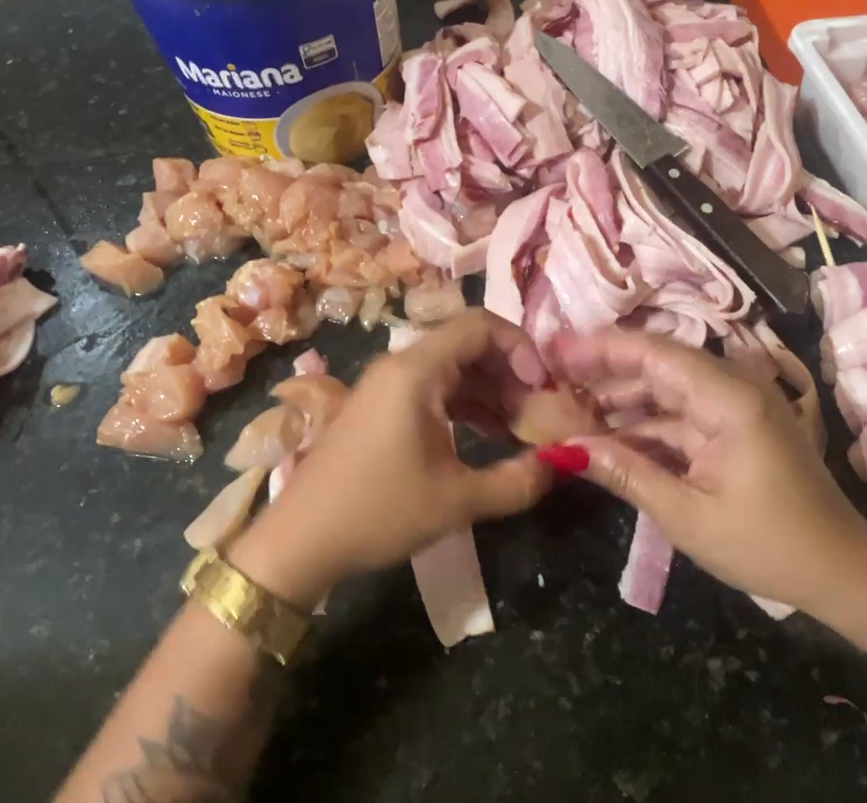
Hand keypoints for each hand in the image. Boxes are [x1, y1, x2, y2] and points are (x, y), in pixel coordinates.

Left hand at [227, 310, 553, 606]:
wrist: (299, 541)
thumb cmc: (377, 513)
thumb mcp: (457, 501)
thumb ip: (518, 480)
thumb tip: (566, 463)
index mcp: (416, 371)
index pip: (480, 325)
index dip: (521, 348)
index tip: (542, 388)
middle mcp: (401, 366)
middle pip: (469, 344)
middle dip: (511, 374)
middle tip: (540, 413)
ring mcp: (387, 386)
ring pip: (454, 369)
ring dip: (492, 392)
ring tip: (523, 430)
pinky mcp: (382, 408)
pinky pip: (435, 389)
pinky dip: (467, 405)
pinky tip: (491, 436)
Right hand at [548, 329, 866, 613]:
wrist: (840, 572)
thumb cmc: (766, 545)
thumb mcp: (686, 514)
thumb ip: (626, 473)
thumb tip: (565, 447)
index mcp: (729, 400)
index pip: (656, 353)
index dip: (603, 348)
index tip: (556, 351)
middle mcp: (735, 390)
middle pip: (659, 366)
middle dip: (606, 372)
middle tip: (553, 382)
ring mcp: (738, 408)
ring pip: (668, 390)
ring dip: (623, 400)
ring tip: (571, 411)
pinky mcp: (737, 430)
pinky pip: (683, 415)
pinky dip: (647, 425)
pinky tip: (609, 437)